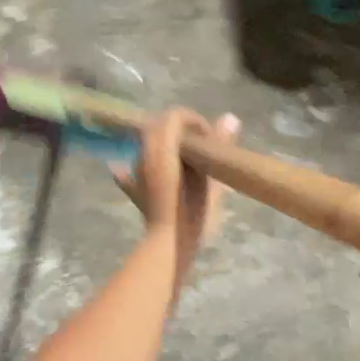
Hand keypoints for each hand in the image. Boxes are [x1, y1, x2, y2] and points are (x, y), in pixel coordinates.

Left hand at [113, 109, 231, 270]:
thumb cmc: (193, 213)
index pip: (175, 116)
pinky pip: (129, 171)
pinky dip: (135, 167)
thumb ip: (219, 146)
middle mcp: (145, 154)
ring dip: (163, 146)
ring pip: (145, 146)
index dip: (194, 121)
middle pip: (158, 127)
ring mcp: (136, 172)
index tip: (209, 138)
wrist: (169, 244)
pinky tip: (137, 171)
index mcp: (163, 147)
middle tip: (200, 148)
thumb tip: (230, 118)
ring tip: (185, 162)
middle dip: (178, 131)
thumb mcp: (211, 179)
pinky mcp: (134, 189)